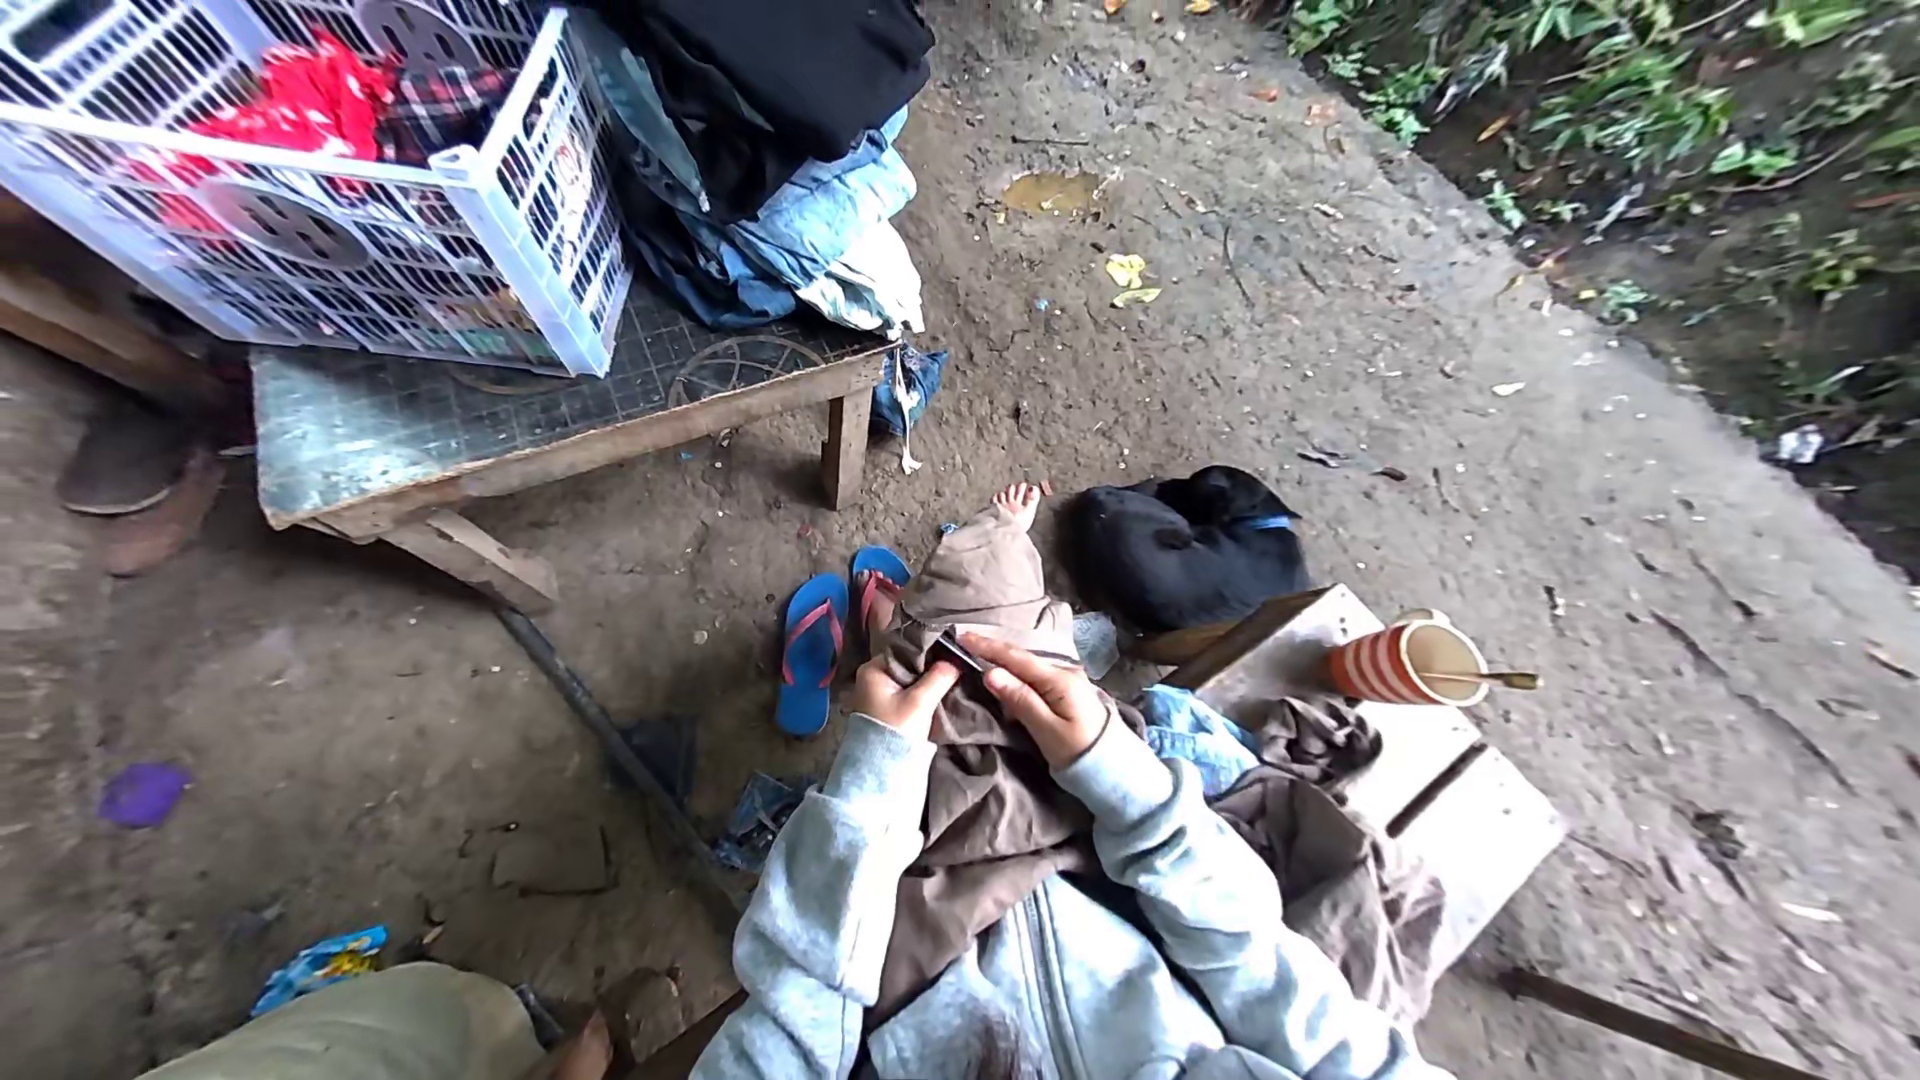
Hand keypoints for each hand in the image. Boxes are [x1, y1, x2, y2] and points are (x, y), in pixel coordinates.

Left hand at [847, 657, 959, 740]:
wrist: (882, 769)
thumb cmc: (897, 730)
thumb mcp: (920, 702)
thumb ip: (939, 677)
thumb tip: (957, 660)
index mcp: (873, 669)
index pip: (905, 649)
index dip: (929, 649)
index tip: (951, 652)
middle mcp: (873, 676)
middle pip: (908, 662)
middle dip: (930, 665)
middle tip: (955, 664)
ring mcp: (880, 692)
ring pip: (911, 677)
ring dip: (928, 679)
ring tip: (952, 675)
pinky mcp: (889, 706)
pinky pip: (909, 689)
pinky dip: (923, 690)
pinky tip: (941, 690)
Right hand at [961, 632, 1110, 767]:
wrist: (1114, 768)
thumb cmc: (1078, 752)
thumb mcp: (1046, 730)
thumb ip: (1020, 699)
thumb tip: (991, 673)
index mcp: (1058, 679)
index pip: (1015, 657)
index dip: (987, 646)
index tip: (962, 636)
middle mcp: (1064, 672)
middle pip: (1021, 657)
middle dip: (992, 649)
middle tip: (965, 641)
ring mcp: (1068, 679)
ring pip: (1028, 665)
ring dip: (1003, 659)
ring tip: (978, 653)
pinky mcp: (1068, 690)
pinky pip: (1035, 674)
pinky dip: (1016, 671)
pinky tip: (1005, 673)